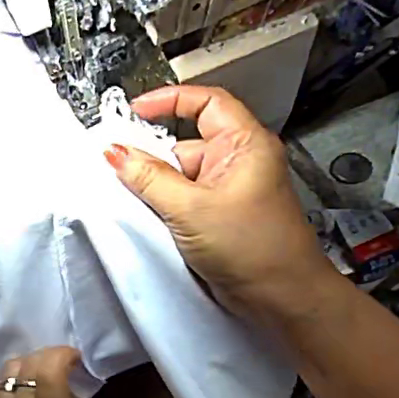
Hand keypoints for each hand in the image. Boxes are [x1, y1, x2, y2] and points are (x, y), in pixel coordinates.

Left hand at [0, 347, 97, 397]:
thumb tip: (70, 391)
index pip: (50, 373)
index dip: (62, 355)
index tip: (74, 359)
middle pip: (28, 366)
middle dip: (47, 356)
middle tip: (59, 366)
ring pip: (7, 371)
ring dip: (25, 366)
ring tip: (37, 377)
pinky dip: (2, 380)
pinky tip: (14, 389)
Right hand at [105, 84, 337, 323]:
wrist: (280, 297)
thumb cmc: (258, 250)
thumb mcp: (190, 208)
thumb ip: (148, 178)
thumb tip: (118, 153)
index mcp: (245, 144)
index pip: (205, 103)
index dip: (169, 100)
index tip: (135, 109)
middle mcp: (239, 161)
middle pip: (185, 143)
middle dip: (156, 158)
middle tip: (128, 171)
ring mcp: (229, 189)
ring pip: (181, 174)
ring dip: (160, 188)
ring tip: (154, 209)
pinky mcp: (219, 214)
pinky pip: (184, 198)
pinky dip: (167, 206)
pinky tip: (160, 221)